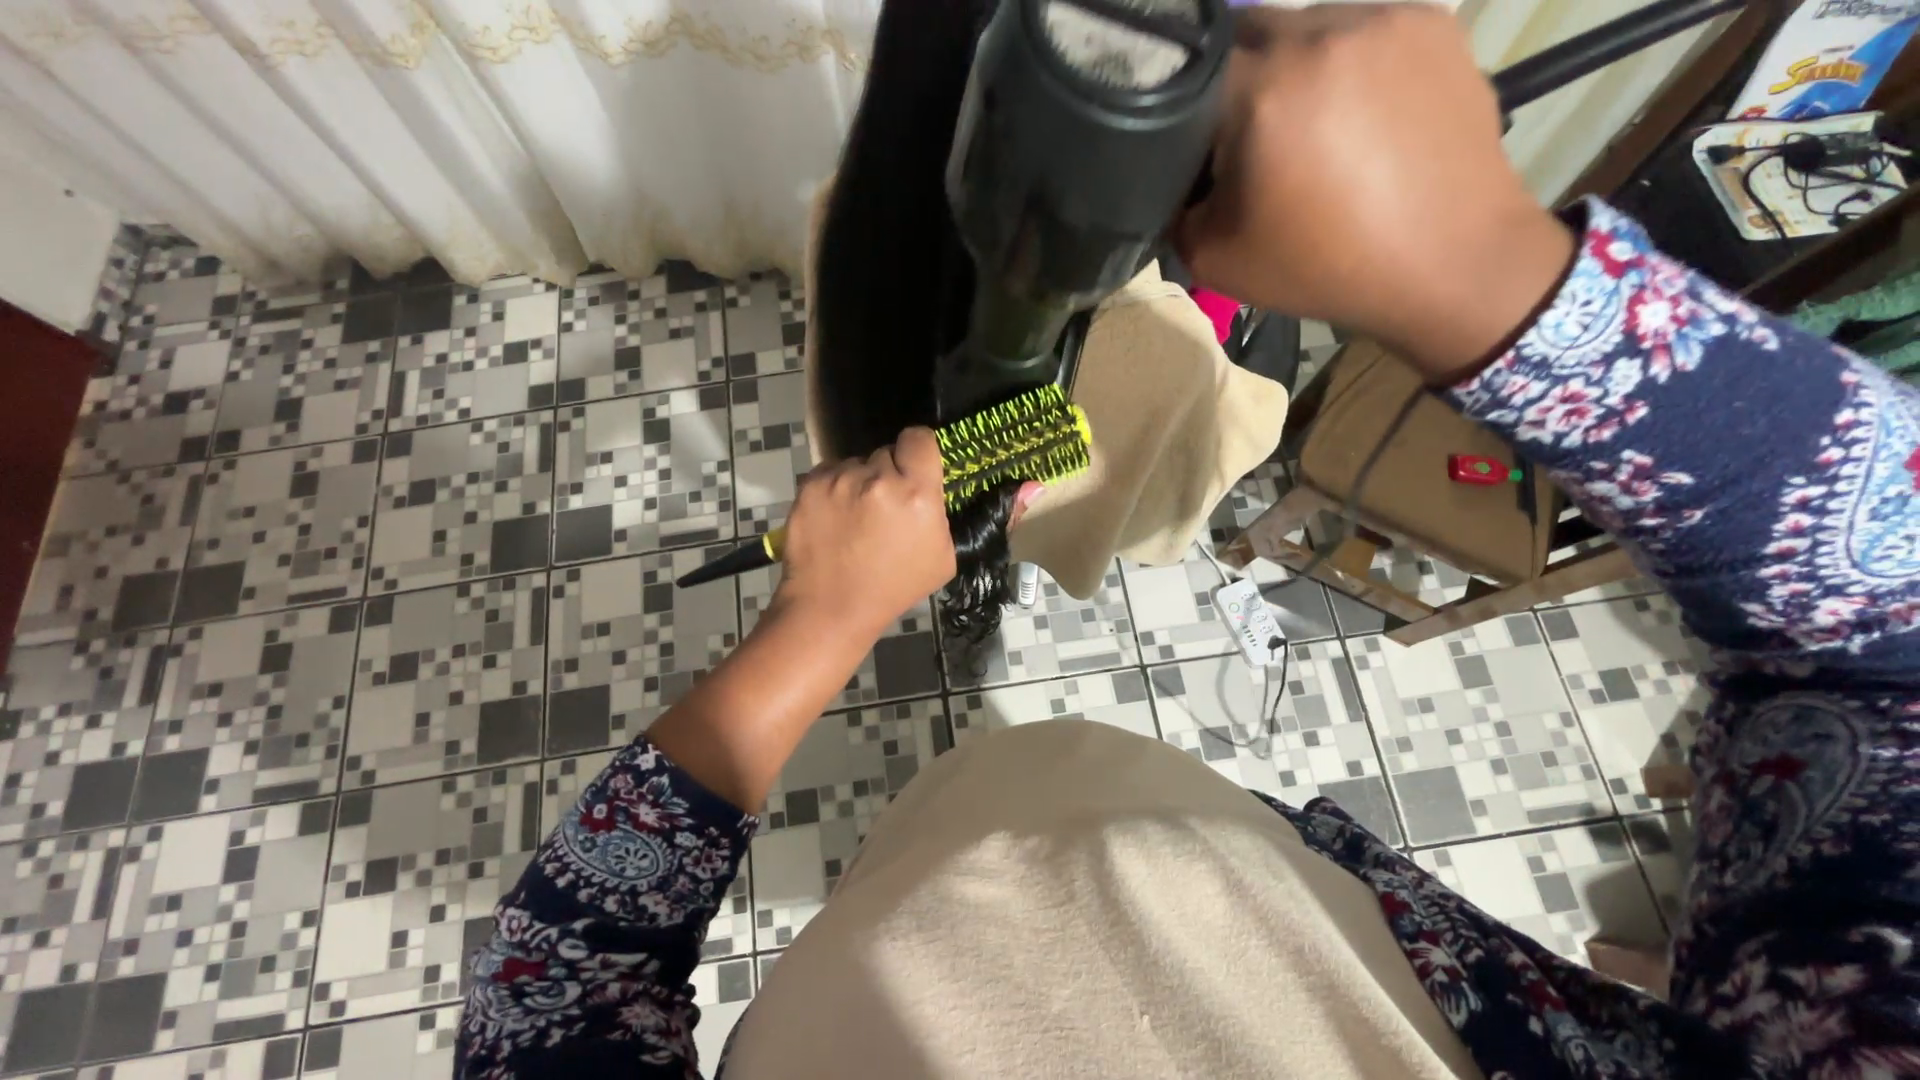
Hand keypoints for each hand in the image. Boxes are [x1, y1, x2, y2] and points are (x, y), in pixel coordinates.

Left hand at [772, 427, 957, 635]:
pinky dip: (833, 489)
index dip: (918, 452)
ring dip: (859, 482)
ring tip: (855, 517)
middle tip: (884, 506)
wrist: (831, 607)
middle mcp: (877, 478)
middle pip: (887, 453)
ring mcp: (840, 480)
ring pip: (856, 464)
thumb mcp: (943, 557)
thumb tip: (951, 490)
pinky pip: (829, 473)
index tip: (914, 470)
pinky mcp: (810, 486)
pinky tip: (834, 518)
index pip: (919, 438)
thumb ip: (946, 515)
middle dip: (888, 473)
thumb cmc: (893, 587)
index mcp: (916, 493)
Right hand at [1174, 3, 1574, 381]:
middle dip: (1236, 79)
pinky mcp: (1432, 22)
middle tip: (1248, 134)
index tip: (1196, 150)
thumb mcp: (1215, 257)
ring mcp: (1384, 19)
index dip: (1180, 111)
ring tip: (1308, 123)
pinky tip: (1356, 110)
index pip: (1186, 70)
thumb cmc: (1326, 268)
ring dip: (1293, 66)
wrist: (1451, 263)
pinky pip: (1363, 29)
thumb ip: (1173, 208)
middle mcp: (1322, 33)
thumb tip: (1171, 176)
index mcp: (1263, 89)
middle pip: (1247, 32)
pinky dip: (1346, 63)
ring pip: (1307, 25)